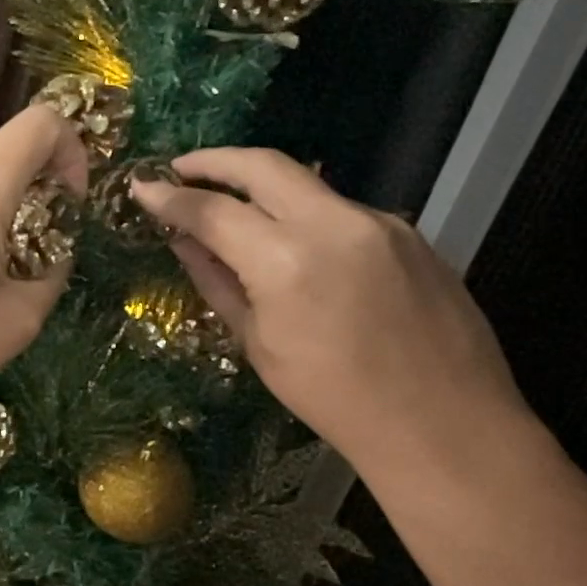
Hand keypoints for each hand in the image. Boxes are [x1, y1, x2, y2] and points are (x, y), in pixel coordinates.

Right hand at [132, 147, 529, 474]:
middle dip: (213, 161)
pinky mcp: (408, 232)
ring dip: (260, 188)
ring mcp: (379, 222)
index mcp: (287, 262)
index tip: (141, 187)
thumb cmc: (333, 398)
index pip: (212, 209)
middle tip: (178, 169)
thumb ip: (217, 282)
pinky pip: (339, 211)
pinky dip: (303, 216)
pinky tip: (293, 246)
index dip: (169, 196)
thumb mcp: (257, 344)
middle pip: (262, 165)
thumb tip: (183, 242)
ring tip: (231, 208)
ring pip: (305, 184)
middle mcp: (334, 225)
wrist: (445, 425)